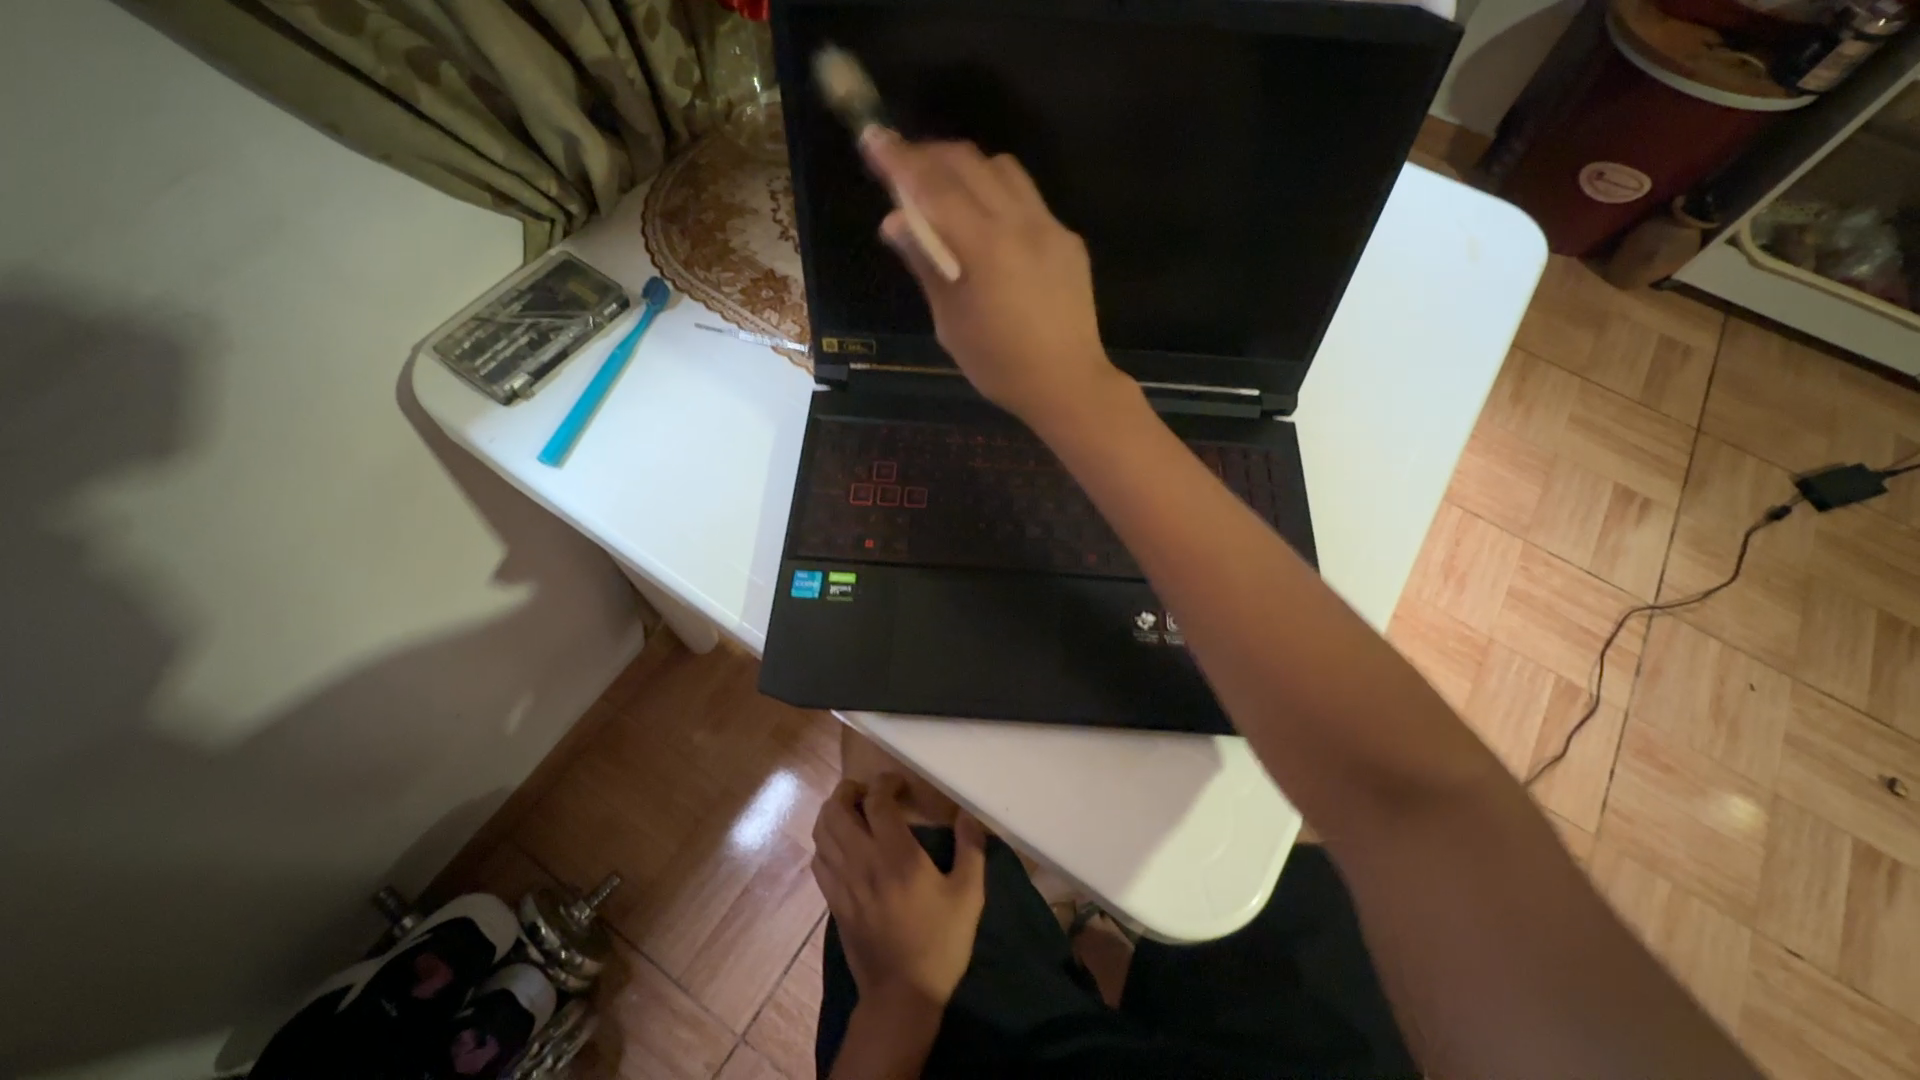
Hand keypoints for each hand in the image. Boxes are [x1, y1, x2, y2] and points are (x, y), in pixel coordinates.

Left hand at [811, 774, 987, 1007]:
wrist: (902, 996)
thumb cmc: (941, 944)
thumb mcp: (969, 897)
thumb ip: (971, 850)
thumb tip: (968, 815)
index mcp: (898, 856)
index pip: (876, 802)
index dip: (883, 783)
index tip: (897, 783)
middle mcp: (864, 862)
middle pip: (836, 810)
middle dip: (848, 790)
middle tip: (866, 791)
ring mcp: (843, 883)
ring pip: (822, 832)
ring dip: (832, 813)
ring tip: (852, 812)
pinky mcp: (833, 902)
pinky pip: (819, 859)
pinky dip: (825, 842)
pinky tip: (842, 845)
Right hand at [861, 131, 1123, 427]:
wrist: (1068, 383)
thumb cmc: (999, 365)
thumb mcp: (950, 322)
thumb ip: (927, 264)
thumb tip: (896, 221)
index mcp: (985, 247)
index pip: (934, 186)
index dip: (899, 159)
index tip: (873, 138)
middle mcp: (1020, 223)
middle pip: (968, 162)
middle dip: (929, 154)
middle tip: (902, 164)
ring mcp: (1049, 227)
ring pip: (1003, 169)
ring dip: (967, 168)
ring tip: (944, 189)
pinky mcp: (1067, 239)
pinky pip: (1027, 198)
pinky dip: (997, 194)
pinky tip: (986, 225)